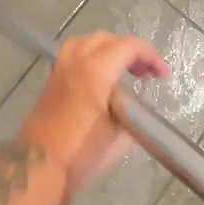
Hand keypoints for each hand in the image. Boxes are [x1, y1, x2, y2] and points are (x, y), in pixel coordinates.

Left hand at [19, 31, 169, 196]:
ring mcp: (59, 70)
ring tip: (122, 68)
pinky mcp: (50, 82)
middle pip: (105, 39)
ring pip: (85, 42)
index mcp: (94, 70)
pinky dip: (88, 57)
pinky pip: (71, 55)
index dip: (150, 56)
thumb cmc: (82, 153)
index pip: (127, 46)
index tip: (162, 74)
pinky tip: (97, 78)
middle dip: (130, 50)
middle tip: (145, 72)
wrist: (41, 165)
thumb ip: (133, 114)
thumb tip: (135, 107)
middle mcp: (74, 62)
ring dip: (107, 49)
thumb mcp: (120, 137)